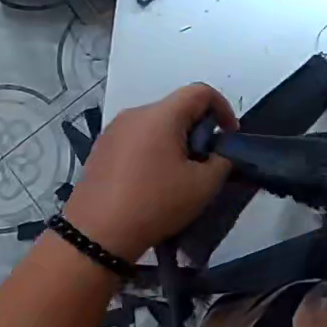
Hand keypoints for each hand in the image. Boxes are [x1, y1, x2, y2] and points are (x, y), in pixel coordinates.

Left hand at [62, 83, 236, 261]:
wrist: (97, 234)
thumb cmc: (156, 204)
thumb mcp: (203, 186)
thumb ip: (222, 161)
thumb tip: (218, 153)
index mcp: (161, 116)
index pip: (200, 91)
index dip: (223, 108)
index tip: (229, 137)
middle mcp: (135, 114)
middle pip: (176, 107)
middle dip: (199, 128)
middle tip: (207, 161)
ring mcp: (113, 130)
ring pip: (156, 124)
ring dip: (176, 140)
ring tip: (180, 174)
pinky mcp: (101, 148)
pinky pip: (137, 138)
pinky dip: (154, 150)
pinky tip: (153, 181)